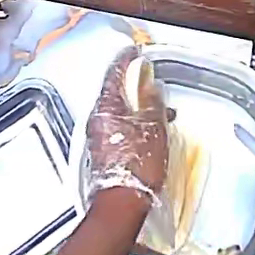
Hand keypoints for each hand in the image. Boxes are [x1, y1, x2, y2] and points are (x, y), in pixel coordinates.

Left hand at [81, 46, 167, 204]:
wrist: (121, 204)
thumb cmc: (137, 165)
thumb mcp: (154, 126)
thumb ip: (152, 100)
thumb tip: (150, 83)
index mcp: (108, 107)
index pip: (115, 72)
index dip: (127, 58)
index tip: (136, 50)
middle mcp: (97, 119)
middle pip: (115, 91)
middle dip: (134, 84)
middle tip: (151, 80)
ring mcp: (98, 136)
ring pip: (117, 109)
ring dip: (135, 104)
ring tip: (158, 110)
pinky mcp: (102, 151)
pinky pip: (117, 125)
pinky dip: (132, 120)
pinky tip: (148, 130)